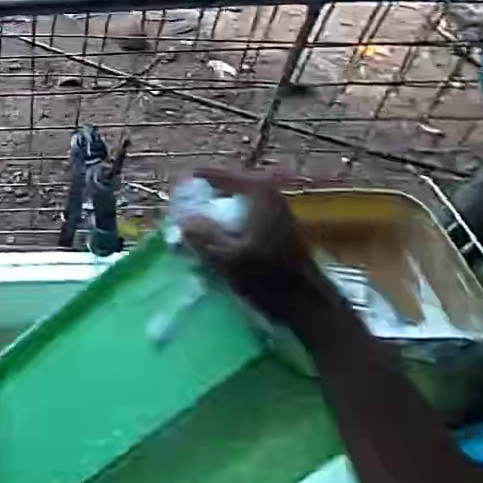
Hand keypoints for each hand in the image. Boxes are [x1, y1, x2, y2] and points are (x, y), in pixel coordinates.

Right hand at [178, 169, 341, 326]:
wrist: (309, 305)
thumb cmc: (269, 279)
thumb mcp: (228, 258)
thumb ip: (202, 234)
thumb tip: (182, 219)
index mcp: (256, 191)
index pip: (214, 176)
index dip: (192, 186)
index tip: (174, 198)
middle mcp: (268, 192)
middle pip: (225, 188)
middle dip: (204, 201)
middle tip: (183, 215)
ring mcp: (276, 207)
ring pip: (235, 202)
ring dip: (216, 214)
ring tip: (197, 230)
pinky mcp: (280, 224)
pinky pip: (245, 213)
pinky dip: (230, 223)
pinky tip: (220, 241)